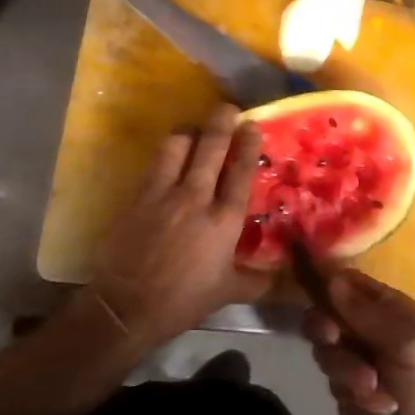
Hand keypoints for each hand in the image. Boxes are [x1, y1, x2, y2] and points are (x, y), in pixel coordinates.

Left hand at [91, 104, 269, 346]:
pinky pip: (156, 162)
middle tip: (228, 108)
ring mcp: (164, 193)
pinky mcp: (139, 195)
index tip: (252, 125)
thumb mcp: (227, 293)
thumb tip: (287, 278)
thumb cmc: (182, 301)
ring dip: (190, 131)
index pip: (240, 172)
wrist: (126, 306)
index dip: (248, 145)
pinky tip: (170, 155)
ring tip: (195, 130)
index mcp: (223, 221)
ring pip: (178, 145)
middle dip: (221, 122)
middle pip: (211, 147)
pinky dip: (167, 152)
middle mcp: (196, 197)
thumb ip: (259, 280)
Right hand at [303, 270, 414, 414]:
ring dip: (348, 372)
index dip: (325, 279)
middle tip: (332, 338)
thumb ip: (366, 312)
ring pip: (325, 352)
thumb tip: (330, 276)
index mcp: (388, 309)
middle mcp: (367, 330)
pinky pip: (333, 385)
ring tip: (374, 390)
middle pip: (324, 315)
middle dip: (325, 328)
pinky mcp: (347, 393)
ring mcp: (355, 361)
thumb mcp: (407, 345)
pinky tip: (378, 412)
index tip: (307, 281)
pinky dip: (354, 398)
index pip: (347, 281)